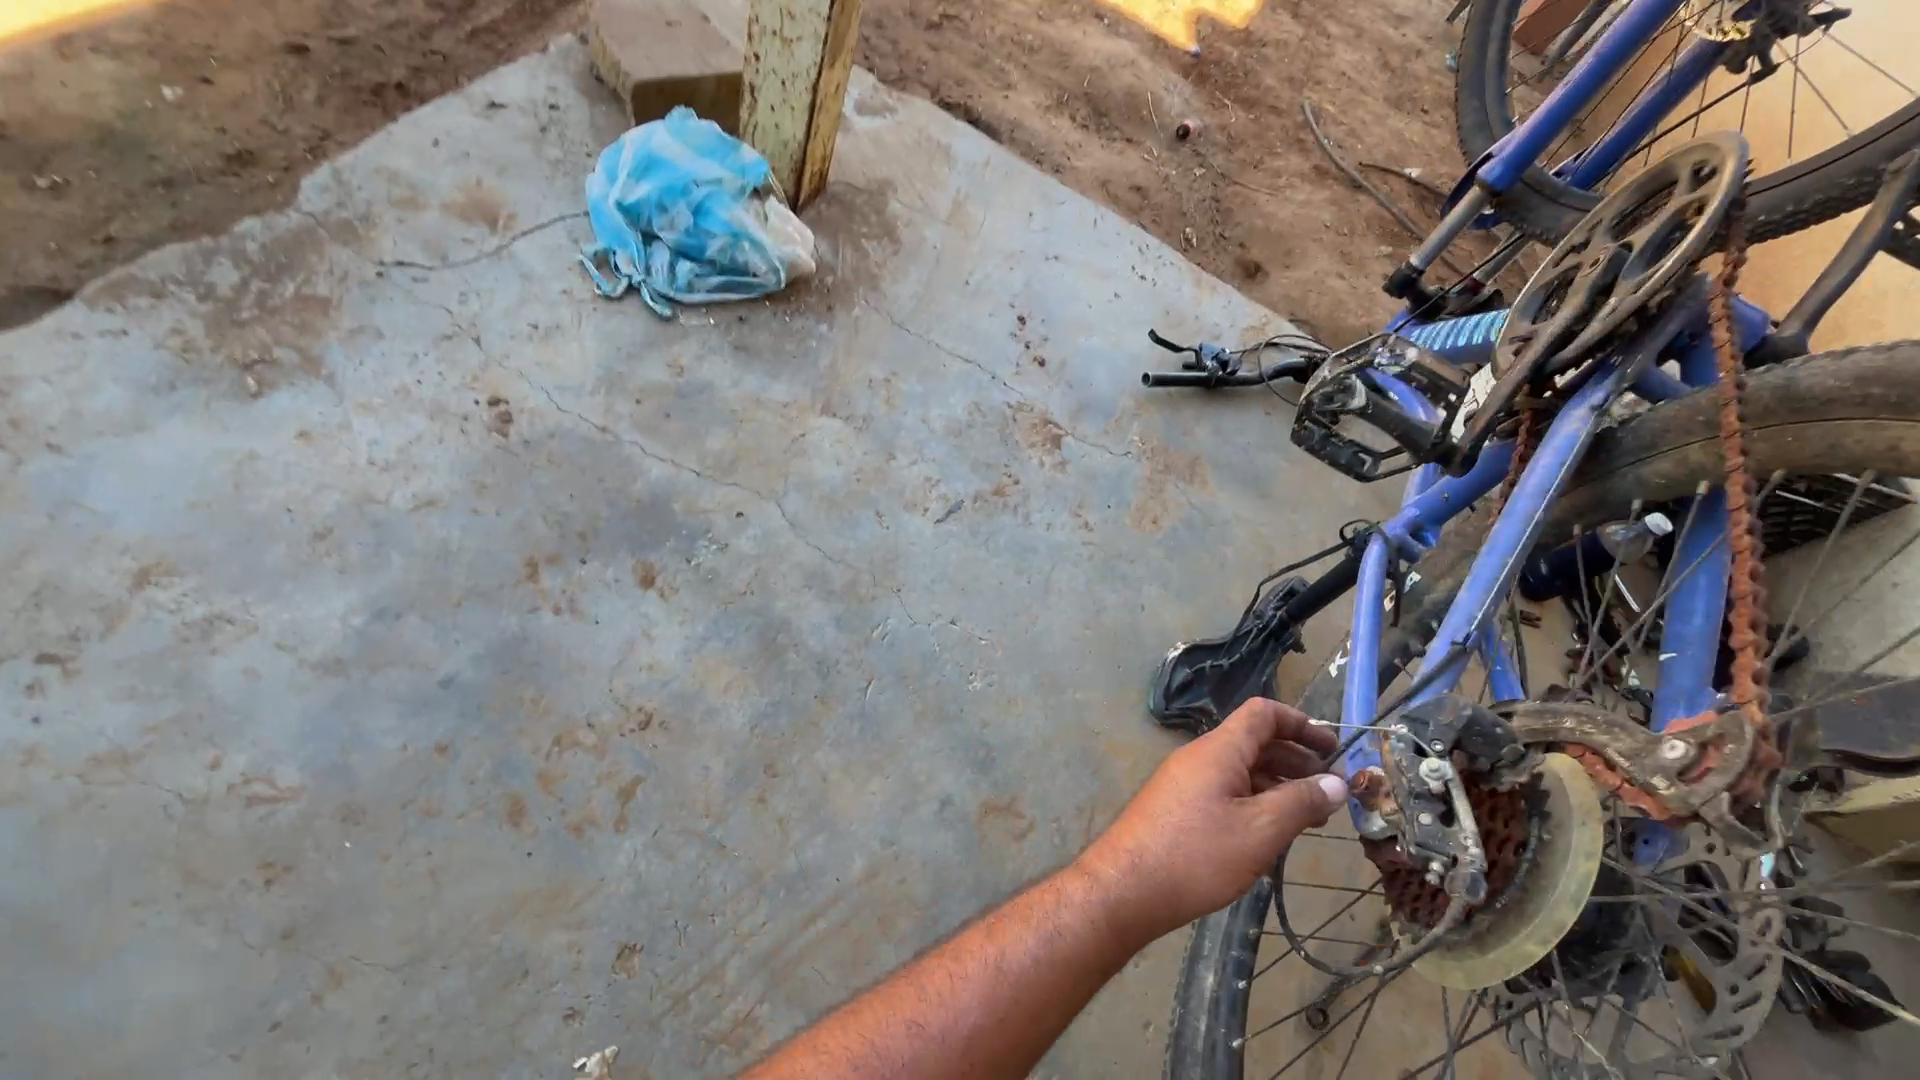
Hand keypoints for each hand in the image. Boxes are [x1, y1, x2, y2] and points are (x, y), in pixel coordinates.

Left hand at [1075, 699, 1349, 939]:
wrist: (1124, 889)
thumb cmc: (1196, 855)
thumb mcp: (1259, 830)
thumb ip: (1300, 803)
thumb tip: (1335, 783)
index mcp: (1218, 750)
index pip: (1262, 713)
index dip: (1300, 724)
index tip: (1333, 749)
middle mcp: (1199, 757)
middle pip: (1253, 741)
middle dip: (1296, 759)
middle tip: (1331, 790)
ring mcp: (1184, 783)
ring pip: (1240, 770)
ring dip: (1277, 785)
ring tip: (1312, 817)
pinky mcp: (1176, 809)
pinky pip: (1223, 792)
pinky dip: (1253, 802)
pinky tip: (1271, 833)